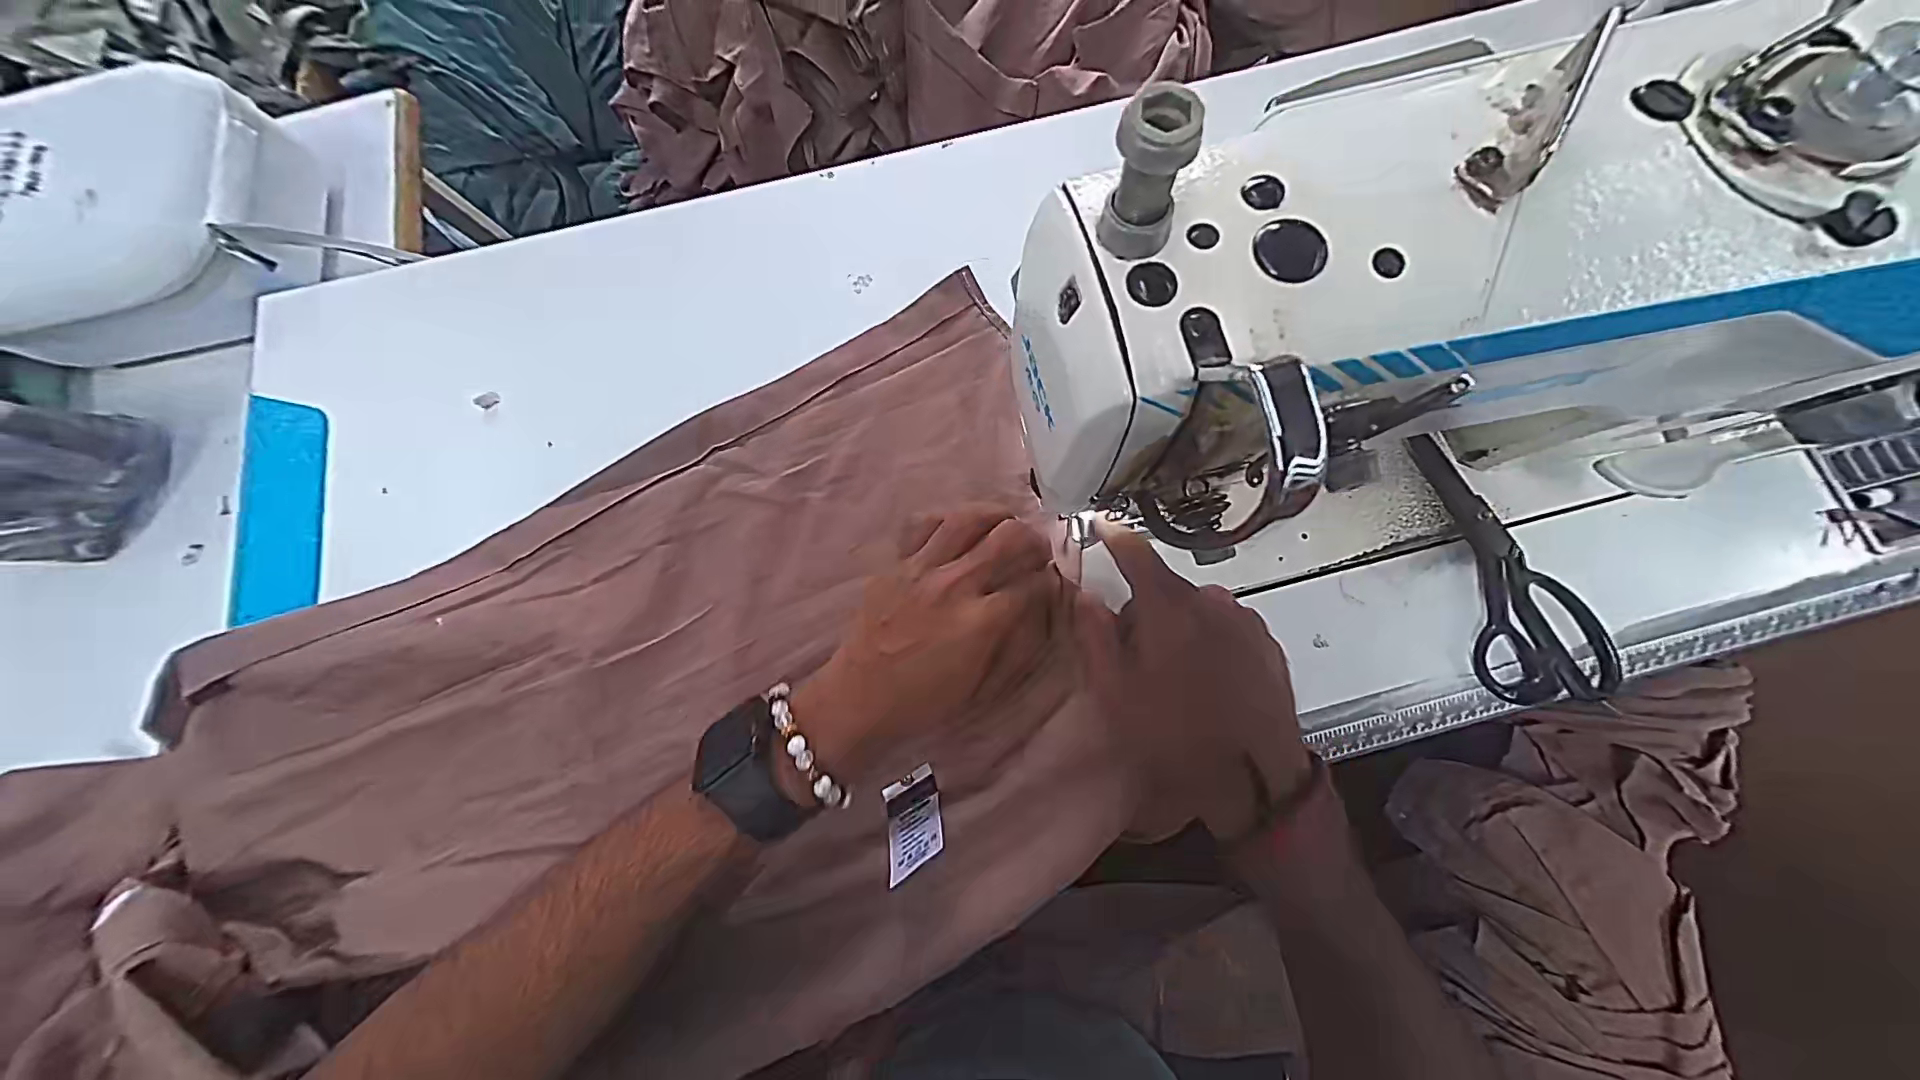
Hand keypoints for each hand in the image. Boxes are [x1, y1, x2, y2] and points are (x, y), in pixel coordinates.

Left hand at [782, 505, 1064, 797]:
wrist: (860, 697)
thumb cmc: (923, 699)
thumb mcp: (980, 680)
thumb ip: (1010, 637)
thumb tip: (1032, 604)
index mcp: (981, 621)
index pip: (1032, 584)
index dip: (1048, 580)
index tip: (1048, 581)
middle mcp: (956, 586)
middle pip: (1010, 538)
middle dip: (1034, 540)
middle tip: (1036, 550)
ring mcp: (922, 569)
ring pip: (969, 518)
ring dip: (997, 516)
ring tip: (1005, 524)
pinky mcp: (896, 564)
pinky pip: (924, 524)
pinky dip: (947, 520)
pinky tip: (957, 528)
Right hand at [1074, 522, 1311, 842]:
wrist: (1254, 776)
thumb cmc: (1177, 735)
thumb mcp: (1115, 691)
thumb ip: (1094, 635)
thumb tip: (1085, 598)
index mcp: (1169, 608)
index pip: (1136, 552)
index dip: (1114, 535)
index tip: (1101, 525)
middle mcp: (1211, 602)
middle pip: (1165, 588)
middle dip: (1146, 611)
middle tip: (1139, 658)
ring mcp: (1244, 620)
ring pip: (1196, 609)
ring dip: (1181, 628)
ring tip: (1179, 678)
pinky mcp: (1267, 641)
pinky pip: (1226, 627)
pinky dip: (1211, 642)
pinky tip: (1210, 682)